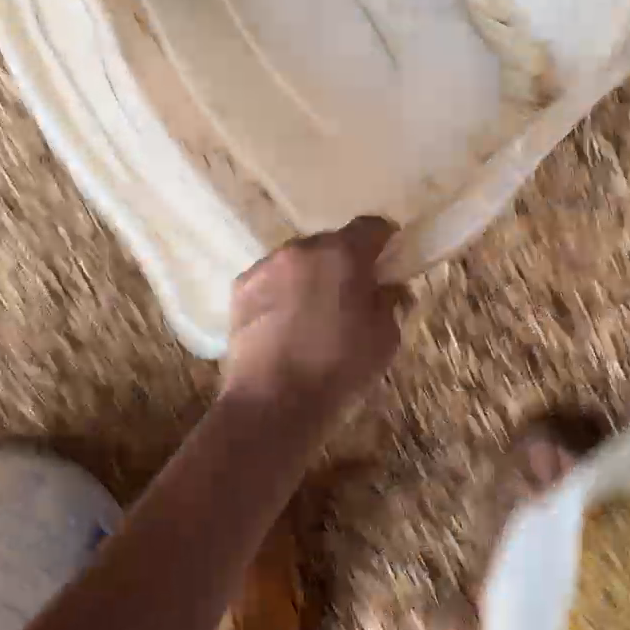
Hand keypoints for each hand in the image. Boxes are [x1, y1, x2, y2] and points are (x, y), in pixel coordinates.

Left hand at [221, 216, 405, 408]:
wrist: (273, 403)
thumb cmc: (339, 370)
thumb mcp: (384, 340)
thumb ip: (390, 303)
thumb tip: (388, 288)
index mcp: (343, 254)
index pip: (371, 226)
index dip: (383, 242)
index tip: (387, 263)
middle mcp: (301, 249)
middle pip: (330, 243)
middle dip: (343, 263)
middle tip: (350, 297)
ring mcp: (265, 266)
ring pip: (297, 261)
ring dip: (309, 277)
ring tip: (312, 316)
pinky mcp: (240, 289)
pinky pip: (270, 280)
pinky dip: (281, 293)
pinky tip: (284, 325)